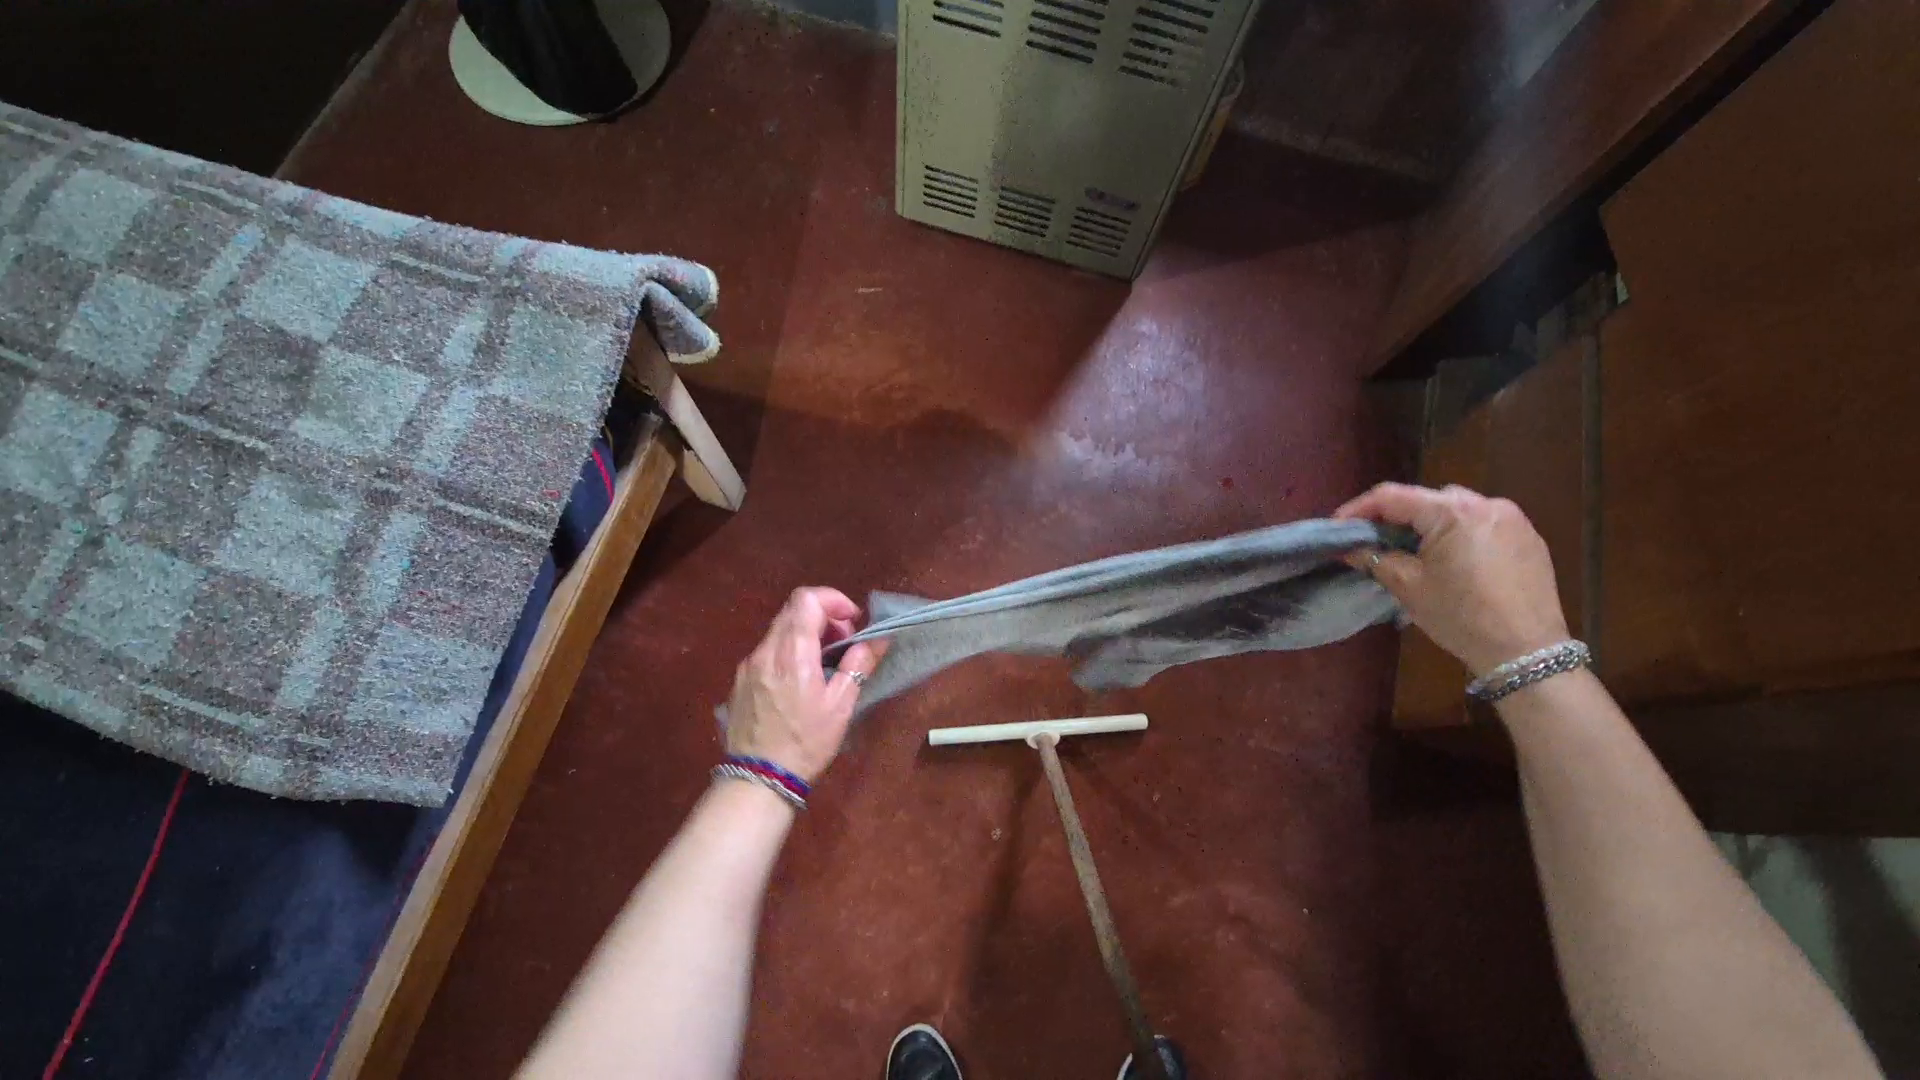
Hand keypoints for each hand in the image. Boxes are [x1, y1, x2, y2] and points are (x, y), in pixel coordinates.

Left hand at [723, 587, 885, 783]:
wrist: (758, 778)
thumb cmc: (806, 742)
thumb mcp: (840, 706)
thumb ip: (858, 665)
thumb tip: (877, 640)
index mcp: (792, 652)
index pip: (807, 599)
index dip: (833, 600)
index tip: (851, 622)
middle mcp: (765, 650)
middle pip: (792, 611)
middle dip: (823, 617)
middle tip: (843, 644)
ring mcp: (748, 665)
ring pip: (779, 631)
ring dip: (805, 635)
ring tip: (824, 665)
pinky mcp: (739, 681)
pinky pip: (767, 652)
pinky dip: (788, 653)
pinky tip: (798, 683)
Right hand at [1334, 483, 1570, 675]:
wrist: (1526, 652)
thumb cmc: (1460, 616)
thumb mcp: (1409, 587)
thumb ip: (1375, 559)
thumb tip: (1349, 549)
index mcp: (1452, 512)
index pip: (1392, 497)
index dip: (1359, 509)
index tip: (1338, 527)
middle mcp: (1486, 504)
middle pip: (1426, 499)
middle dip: (1396, 516)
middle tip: (1374, 541)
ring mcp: (1512, 519)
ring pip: (1456, 509)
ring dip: (1429, 524)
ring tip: (1413, 550)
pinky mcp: (1528, 538)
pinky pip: (1482, 524)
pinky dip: (1459, 534)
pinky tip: (1452, 560)